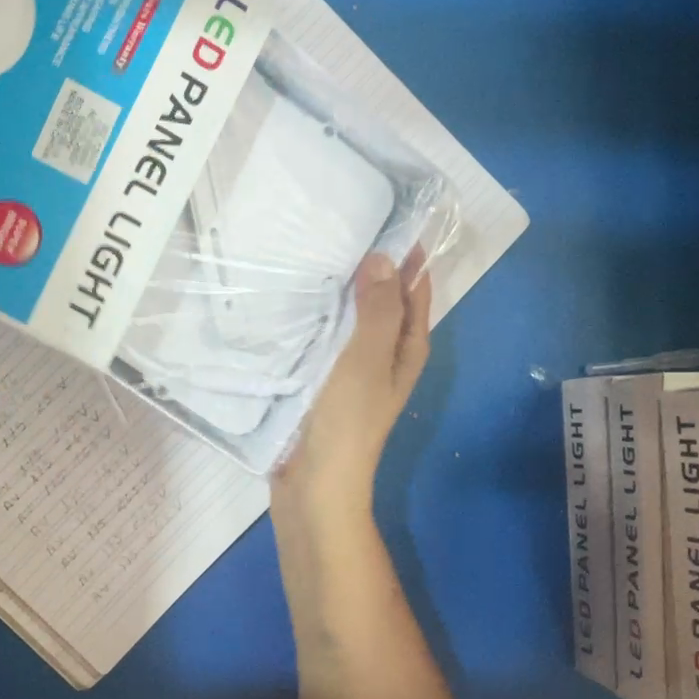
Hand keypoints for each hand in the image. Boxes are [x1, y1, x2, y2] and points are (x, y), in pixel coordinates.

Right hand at [273, 248, 432, 515]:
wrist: (314, 488)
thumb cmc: (347, 423)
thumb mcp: (367, 361)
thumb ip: (376, 311)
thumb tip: (384, 257)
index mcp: (405, 348)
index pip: (414, 287)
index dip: (405, 252)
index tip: (379, 210)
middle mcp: (383, 356)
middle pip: (379, 300)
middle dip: (364, 266)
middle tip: (332, 223)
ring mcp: (349, 371)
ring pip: (346, 319)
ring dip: (333, 292)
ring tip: (305, 253)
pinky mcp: (319, 384)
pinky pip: (318, 340)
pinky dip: (310, 320)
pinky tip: (285, 303)